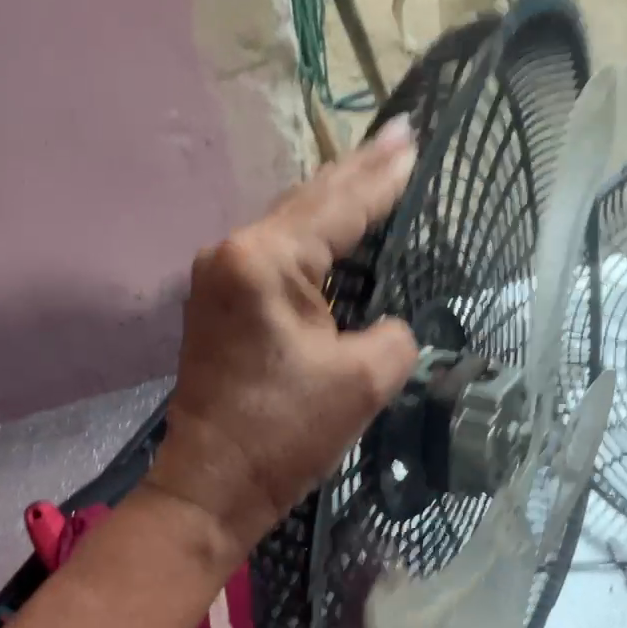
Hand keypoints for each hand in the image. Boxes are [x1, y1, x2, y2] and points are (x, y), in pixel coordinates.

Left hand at [144, 116, 421, 553]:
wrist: (213, 488)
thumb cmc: (285, 435)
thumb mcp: (363, 381)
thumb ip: (393, 335)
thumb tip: (386, 325)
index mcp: (266, 262)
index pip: (338, 207)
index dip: (383, 179)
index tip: (413, 142)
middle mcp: (233, 254)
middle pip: (307, 205)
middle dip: (357, 176)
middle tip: (400, 140)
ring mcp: (218, 280)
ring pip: (289, 230)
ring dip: (334, 207)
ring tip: (375, 175)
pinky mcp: (219, 309)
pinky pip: (275, 261)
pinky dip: (312, 244)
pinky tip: (335, 234)